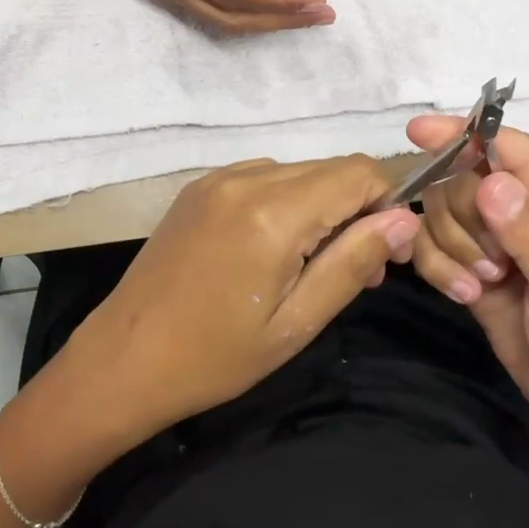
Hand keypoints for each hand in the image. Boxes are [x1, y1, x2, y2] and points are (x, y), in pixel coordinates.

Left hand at [70, 156, 418, 431]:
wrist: (124, 358)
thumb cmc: (215, 355)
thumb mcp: (296, 322)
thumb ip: (352, 263)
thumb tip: (403, 219)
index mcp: (273, 211)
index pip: (359, 172)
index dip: (386, 206)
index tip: (384, 257)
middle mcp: (245, 179)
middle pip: (329, 168)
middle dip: (355, 210)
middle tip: (354, 273)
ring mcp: (216, 179)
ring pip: (297, 172)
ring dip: (319, 208)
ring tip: (309, 268)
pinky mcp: (196, 189)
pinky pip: (261, 178)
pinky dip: (283, 204)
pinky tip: (270, 251)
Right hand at [403, 120, 528, 441]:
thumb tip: (490, 183)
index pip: (517, 152)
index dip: (468, 135)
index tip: (419, 131)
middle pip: (467, 179)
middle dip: (463, 221)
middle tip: (489, 266)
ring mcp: (503, 238)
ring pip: (444, 210)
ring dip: (449, 248)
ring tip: (481, 286)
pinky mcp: (474, 265)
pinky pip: (433, 244)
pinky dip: (437, 267)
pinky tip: (464, 296)